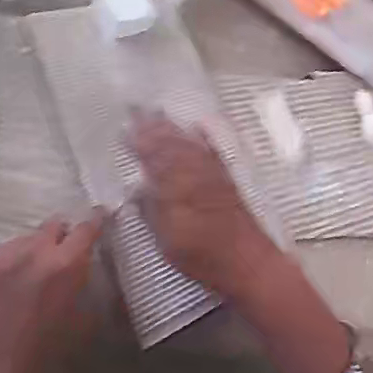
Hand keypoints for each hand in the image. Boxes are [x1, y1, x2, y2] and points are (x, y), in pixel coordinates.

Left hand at [0, 215, 104, 372]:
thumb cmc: (38, 357)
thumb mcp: (80, 328)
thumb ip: (90, 294)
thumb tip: (95, 278)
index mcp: (66, 265)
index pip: (88, 227)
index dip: (97, 221)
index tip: (101, 219)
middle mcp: (35, 249)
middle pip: (55, 224)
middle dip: (62, 236)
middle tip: (62, 257)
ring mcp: (3, 253)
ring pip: (27, 238)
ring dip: (34, 250)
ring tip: (29, 277)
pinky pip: (2, 252)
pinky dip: (9, 263)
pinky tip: (5, 288)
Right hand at [129, 113, 278, 299]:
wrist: (248, 261)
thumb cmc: (203, 256)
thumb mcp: (167, 240)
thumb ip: (152, 210)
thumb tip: (138, 188)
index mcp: (176, 186)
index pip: (153, 158)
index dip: (139, 144)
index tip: (125, 131)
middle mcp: (194, 173)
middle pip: (170, 144)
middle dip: (152, 127)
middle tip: (137, 111)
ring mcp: (212, 173)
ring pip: (189, 143)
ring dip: (172, 128)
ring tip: (158, 114)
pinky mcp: (226, 178)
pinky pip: (213, 150)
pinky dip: (204, 136)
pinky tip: (199, 126)